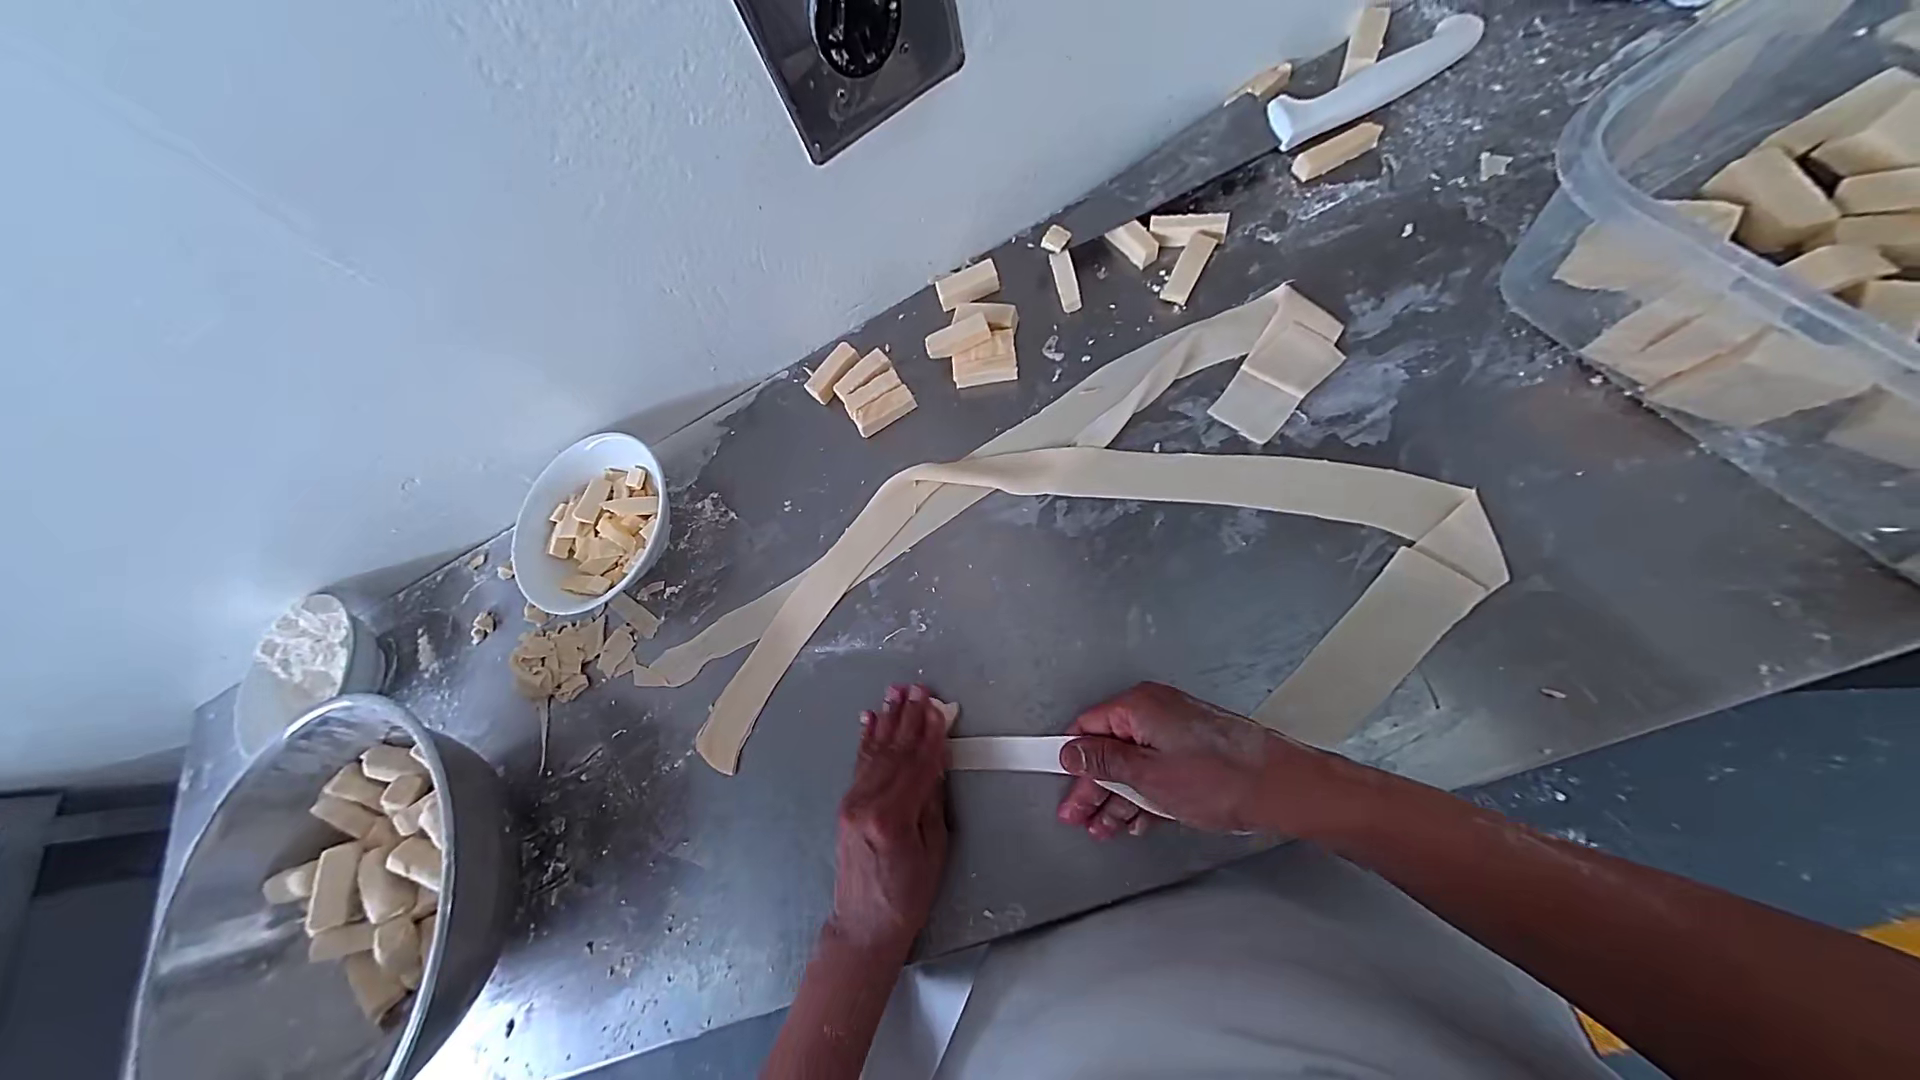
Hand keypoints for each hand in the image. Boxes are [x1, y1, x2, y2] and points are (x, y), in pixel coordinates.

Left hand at [828, 684, 949, 953]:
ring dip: (888, 719)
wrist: (864, 925)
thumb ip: (932, 800)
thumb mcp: (934, 849)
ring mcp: (852, 801)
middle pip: (895, 751)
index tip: (940, 709)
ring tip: (897, 692)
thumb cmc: (908, 896)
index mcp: (892, 817)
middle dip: (909, 717)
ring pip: (876, 751)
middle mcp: (867, 803)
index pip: (919, 765)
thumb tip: (937, 759)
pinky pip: (859, 763)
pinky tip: (871, 719)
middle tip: (919, 688)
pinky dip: (866, 738)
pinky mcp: (846, 803)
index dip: (932, 735)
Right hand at [1057, 681, 1327, 837]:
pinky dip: (1143, 795)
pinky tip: (1134, 820)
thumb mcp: (1147, 775)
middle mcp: (1155, 712)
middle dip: (1092, 786)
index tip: (1054, 777)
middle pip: (1108, 748)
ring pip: (1132, 764)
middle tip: (1077, 815)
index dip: (1069, 757)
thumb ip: (1103, 761)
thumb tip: (1070, 752)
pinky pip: (1156, 769)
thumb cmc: (1222, 778)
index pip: (1087, 727)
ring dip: (1116, 797)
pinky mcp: (1192, 750)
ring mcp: (1175, 731)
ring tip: (1103, 828)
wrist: (1284, 789)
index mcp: (1138, 707)